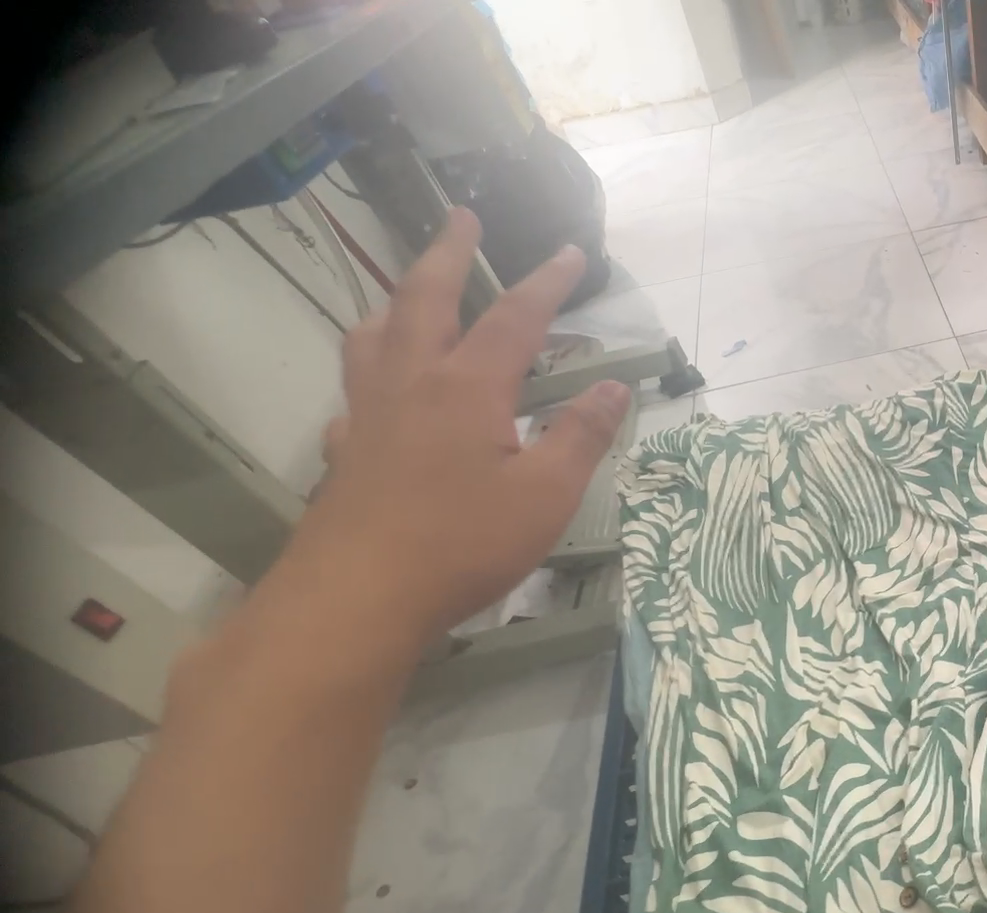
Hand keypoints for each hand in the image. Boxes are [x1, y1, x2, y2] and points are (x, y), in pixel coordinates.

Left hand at [294, 207, 630, 641]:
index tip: (572, 253)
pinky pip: (357, 390)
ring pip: (377, 336)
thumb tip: (617, 388)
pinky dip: (374, 370)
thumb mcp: (547, 493)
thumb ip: (582, 435)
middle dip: (449, 253)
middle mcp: (411, 385)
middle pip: (426, 300)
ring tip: (413, 291)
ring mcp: (370, 416)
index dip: (546, 283)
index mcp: (466, 389)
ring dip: (400, 301)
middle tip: (463, 218)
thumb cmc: (466, 541)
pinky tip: (383, 394)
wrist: (359, 597)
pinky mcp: (347, 451)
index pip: (514, 319)